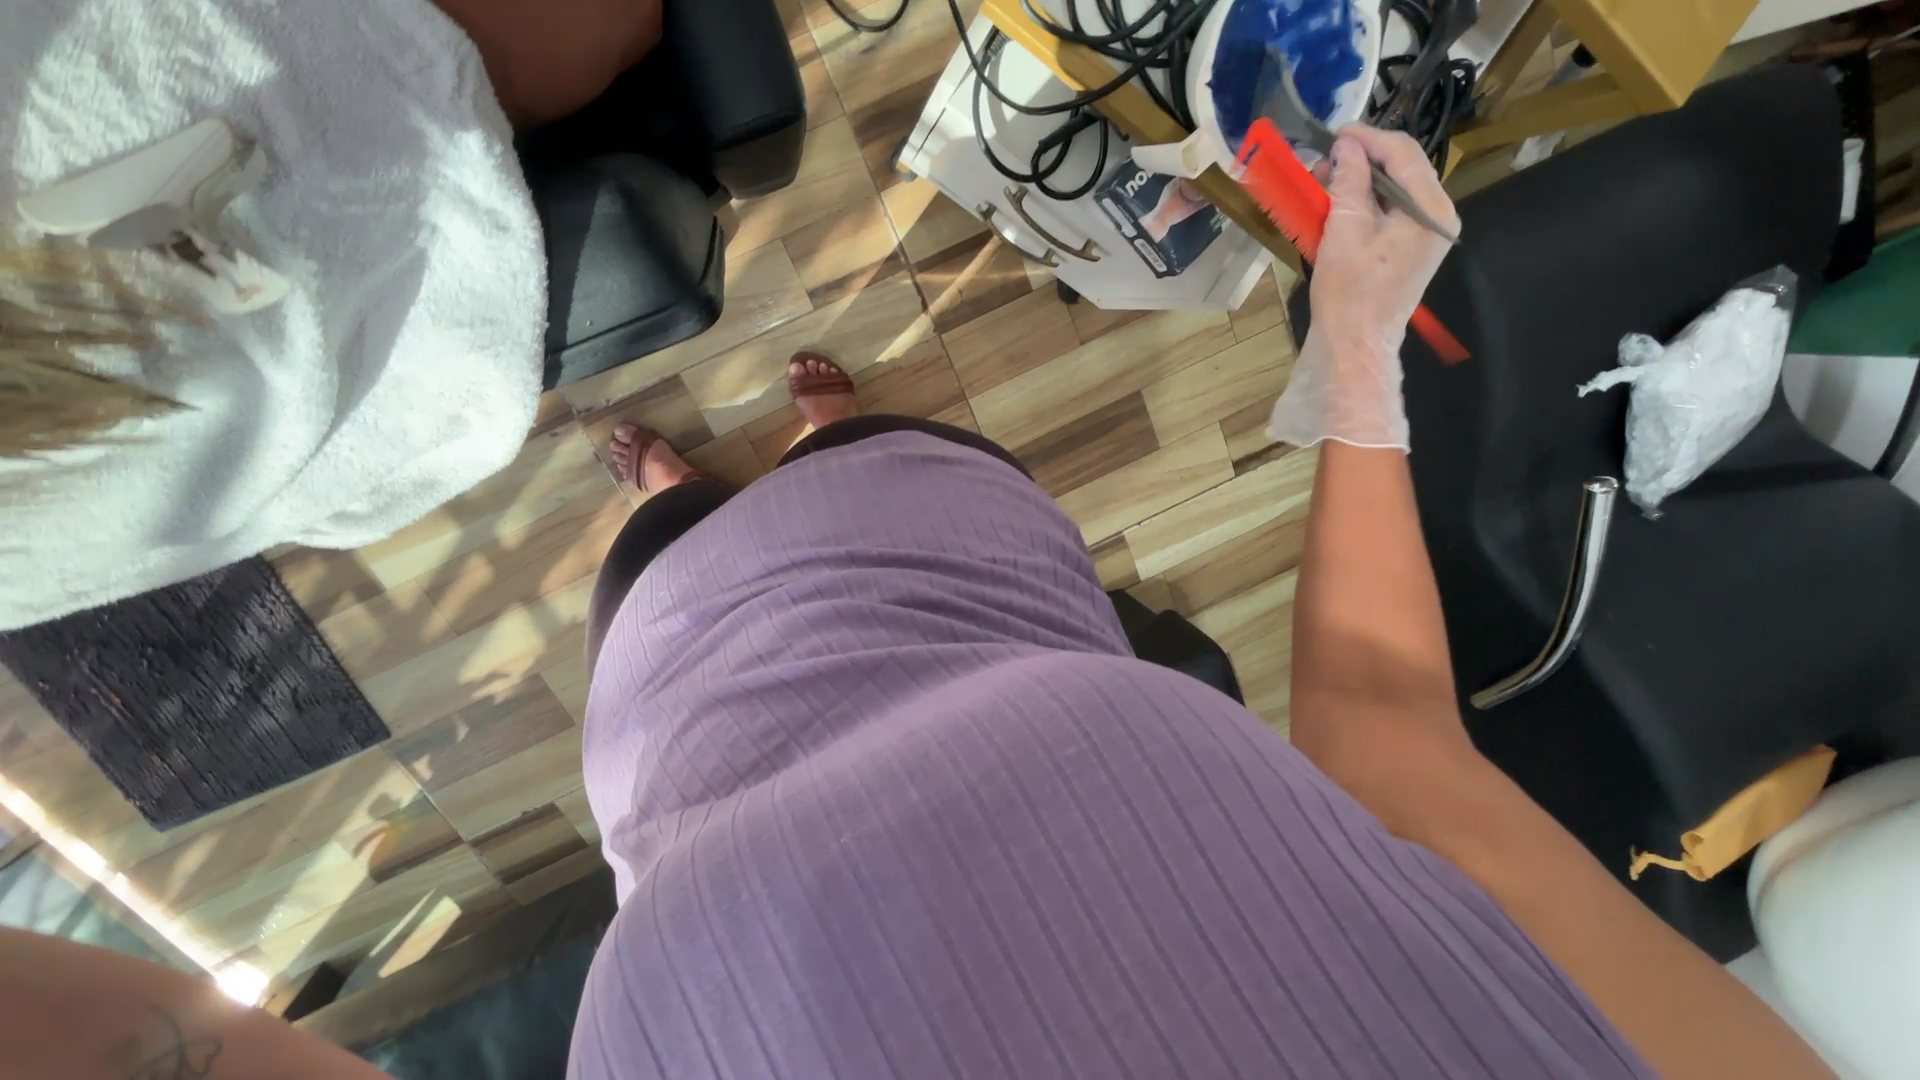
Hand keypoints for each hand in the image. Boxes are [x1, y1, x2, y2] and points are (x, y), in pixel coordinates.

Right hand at [1267, 125, 1459, 450]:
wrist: (1355, 345)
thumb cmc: (1349, 293)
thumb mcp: (1344, 231)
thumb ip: (1349, 182)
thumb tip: (1348, 146)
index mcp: (1431, 210)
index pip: (1403, 154)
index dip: (1368, 138)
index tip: (1334, 133)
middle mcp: (1439, 217)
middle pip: (1403, 170)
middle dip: (1363, 161)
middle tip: (1323, 164)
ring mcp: (1429, 236)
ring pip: (1396, 191)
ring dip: (1361, 183)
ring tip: (1325, 185)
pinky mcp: (1413, 251)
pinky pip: (1392, 214)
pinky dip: (1366, 205)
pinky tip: (1339, 208)